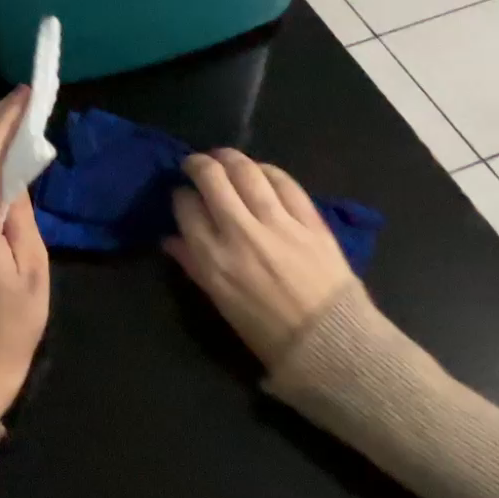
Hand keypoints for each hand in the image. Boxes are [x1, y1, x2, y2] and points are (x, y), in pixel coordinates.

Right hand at [164, 150, 369, 365]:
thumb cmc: (267, 330)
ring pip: (246, 172)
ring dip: (230, 157)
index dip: (180, 195)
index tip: (182, 195)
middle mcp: (241, 233)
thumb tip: (170, 239)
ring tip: (223, 157)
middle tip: (196, 164)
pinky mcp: (309, 219)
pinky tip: (260, 170)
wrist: (328, 341)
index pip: (186, 208)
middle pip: (212, 179)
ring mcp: (278, 223)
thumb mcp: (220, 303)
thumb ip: (193, 265)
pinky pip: (284, 182)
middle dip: (198, 165)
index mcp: (214, 260)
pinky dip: (268, 171)